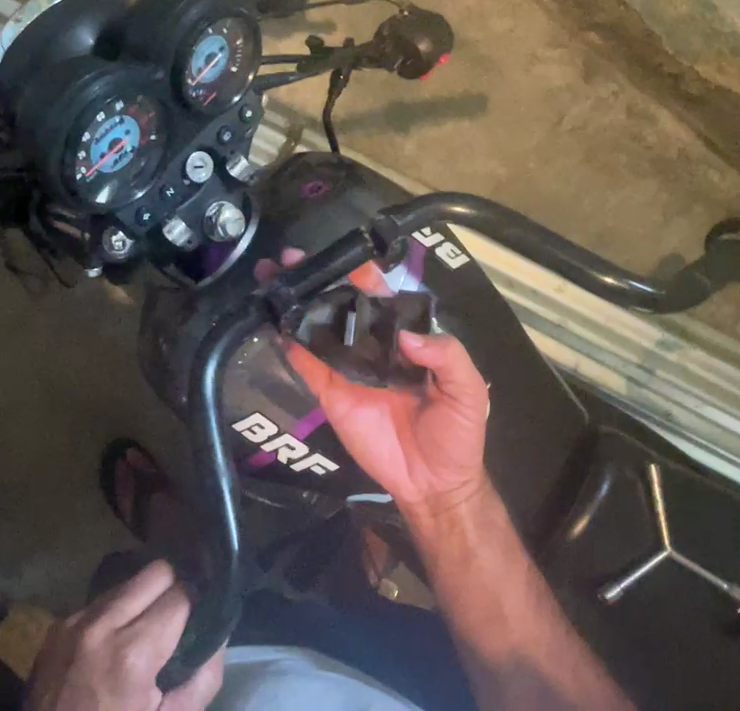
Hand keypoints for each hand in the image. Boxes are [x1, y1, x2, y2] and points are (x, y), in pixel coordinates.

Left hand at [25, 560, 225, 710]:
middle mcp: (101, 624)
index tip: (209, 610)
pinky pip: (100, 601)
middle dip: (177, 585)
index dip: (201, 600)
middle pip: (156, 571)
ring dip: (147, 596)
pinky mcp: (58, 626)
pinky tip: (122, 637)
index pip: (182, 594)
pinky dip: (119, 610)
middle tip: (186, 613)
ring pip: (127, 582)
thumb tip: (218, 633)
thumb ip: (203, 677)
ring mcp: (74, 621)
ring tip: (154, 625)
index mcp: (132, 654)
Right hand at [262, 248, 492, 517]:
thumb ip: (447, 357)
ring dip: (295, 303)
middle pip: (340, 305)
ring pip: (317, 328)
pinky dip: (290, 344)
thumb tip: (407, 335)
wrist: (434, 484)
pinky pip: (307, 364)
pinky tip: (273, 322)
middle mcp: (371, 346)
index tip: (342, 255)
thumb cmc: (458, 434)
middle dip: (315, 280)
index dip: (361, 274)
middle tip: (288, 259)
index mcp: (404, 339)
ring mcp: (347, 368)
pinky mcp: (330, 392)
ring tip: (271, 277)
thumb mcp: (468, 391)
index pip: (380, 297)